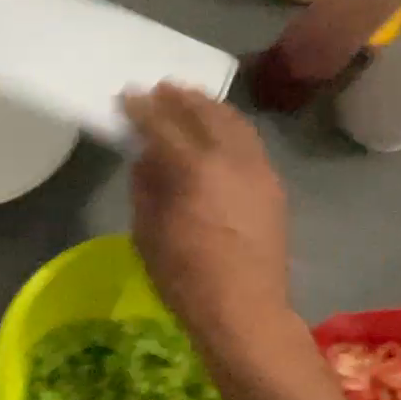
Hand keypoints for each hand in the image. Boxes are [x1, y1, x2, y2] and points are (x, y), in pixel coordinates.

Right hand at [122, 84, 292, 343]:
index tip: (127, 97)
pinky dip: (230, 128)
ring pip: (233, 122)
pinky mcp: (273, 185)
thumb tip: (145, 161)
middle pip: (203, 112)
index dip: (141, 109)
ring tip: (191, 100)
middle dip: (179, 98)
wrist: (245, 311)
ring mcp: (257, 168)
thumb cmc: (186, 282)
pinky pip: (249, 142)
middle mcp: (230, 157)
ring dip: (209, 107)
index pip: (162, 125)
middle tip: (160, 89)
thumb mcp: (149, 238)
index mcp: (193, 169)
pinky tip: (220, 134)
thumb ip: (146, 191)